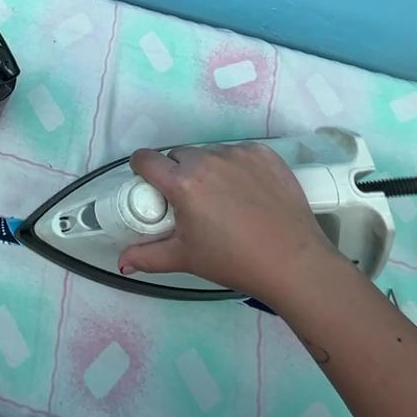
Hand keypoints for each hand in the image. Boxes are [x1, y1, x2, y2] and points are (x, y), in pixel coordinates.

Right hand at [115, 143, 339, 303]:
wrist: (295, 263)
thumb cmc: (234, 261)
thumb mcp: (186, 259)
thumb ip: (148, 256)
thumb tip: (121, 261)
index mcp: (182, 183)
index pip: (146, 159)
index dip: (143, 170)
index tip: (151, 184)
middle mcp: (206, 160)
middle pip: (178, 156)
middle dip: (178, 173)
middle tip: (193, 202)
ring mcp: (237, 153)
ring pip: (209, 153)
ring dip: (208, 169)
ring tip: (225, 199)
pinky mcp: (263, 153)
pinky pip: (239, 152)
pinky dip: (238, 166)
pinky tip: (249, 191)